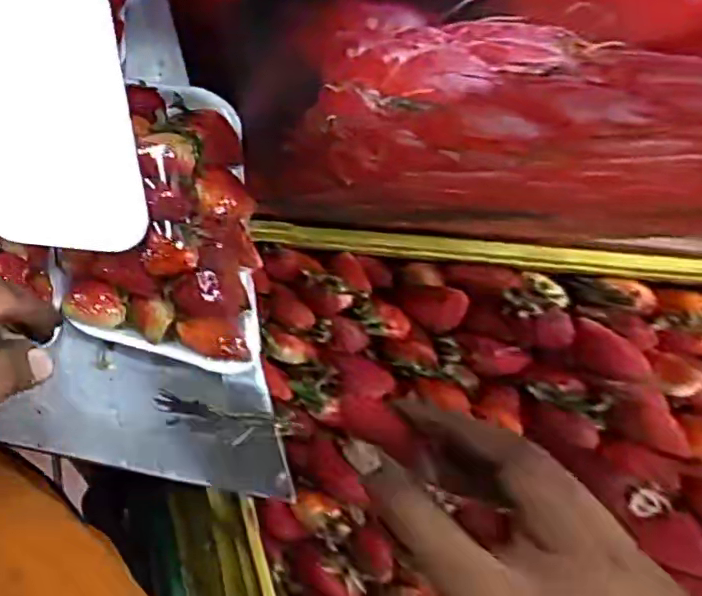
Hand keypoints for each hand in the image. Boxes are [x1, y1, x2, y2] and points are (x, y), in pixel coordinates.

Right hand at [360, 401, 683, 595]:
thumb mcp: (468, 580)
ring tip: (428, 476)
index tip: (393, 409)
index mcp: (588, 537)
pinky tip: (476, 524)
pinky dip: (504, 510)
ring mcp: (631, 577)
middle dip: (462, 448)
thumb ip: (413, 512)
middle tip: (405, 438)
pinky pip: (555, 531)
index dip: (451, 423)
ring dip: (481, 478)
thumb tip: (356, 447)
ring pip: (546, 502)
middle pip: (535, 474)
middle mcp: (620, 548)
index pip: (515, 454)